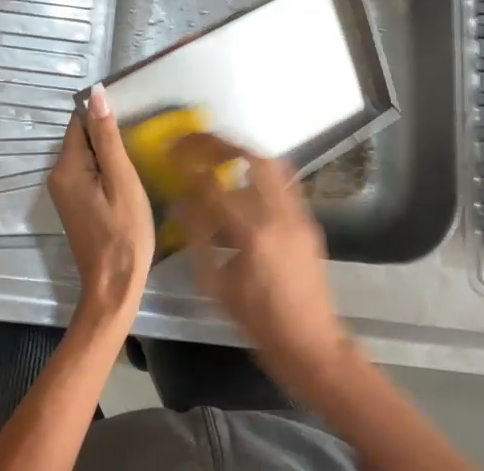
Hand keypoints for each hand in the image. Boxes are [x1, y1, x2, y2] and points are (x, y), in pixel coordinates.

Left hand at [48, 84, 154, 322]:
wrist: (114, 286)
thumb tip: (96, 94)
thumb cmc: (124, 233)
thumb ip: (107, 137)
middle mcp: (57, 175)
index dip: (103, 114)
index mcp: (66, 166)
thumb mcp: (122, 180)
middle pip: (82, 137)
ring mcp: (64, 191)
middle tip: (141, 141)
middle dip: (108, 134)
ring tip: (139, 158)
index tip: (132, 118)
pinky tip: (128, 180)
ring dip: (109, 153)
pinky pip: (88, 173)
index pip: (79, 120)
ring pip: (87, 155)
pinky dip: (106, 170)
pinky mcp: (74, 204)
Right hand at [171, 134, 350, 387]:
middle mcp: (278, 216)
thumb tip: (180, 205)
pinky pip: (286, 182)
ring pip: (273, 165)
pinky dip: (264, 171)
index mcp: (251, 235)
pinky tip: (247, 177)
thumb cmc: (258, 321)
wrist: (311, 344)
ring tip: (220, 150)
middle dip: (220, 143)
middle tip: (197, 140)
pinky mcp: (309, 221)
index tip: (172, 153)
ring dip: (244, 151)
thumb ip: (197, 240)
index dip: (189, 166)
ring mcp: (298, 216)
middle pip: (251, 159)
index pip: (214, 185)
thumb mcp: (217, 286)